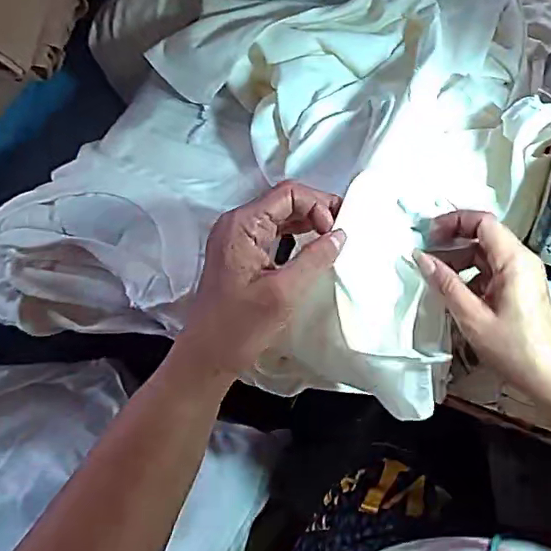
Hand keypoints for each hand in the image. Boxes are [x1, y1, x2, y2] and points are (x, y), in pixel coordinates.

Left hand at [176, 181, 344, 376]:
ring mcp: (236, 238)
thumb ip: (314, 259)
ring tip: (333, 238)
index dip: (317, 205)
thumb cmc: (239, 327)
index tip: (334, 232)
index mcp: (241, 226)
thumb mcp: (284, 292)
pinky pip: (273, 231)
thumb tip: (340, 236)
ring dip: (309, 221)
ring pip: (281, 214)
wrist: (207, 356)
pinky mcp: (240, 252)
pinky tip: (314, 248)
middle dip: (317, 209)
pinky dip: (297, 234)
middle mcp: (236, 224)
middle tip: (342, 230)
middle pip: (285, 199)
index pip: (288, 194)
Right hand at [414, 210, 550, 402]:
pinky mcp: (520, 289)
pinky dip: (471, 275)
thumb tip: (423, 259)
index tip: (430, 233)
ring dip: (460, 259)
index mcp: (515, 260)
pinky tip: (453, 291)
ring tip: (435, 275)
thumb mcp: (472, 316)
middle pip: (484, 235)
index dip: (453, 221)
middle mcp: (522, 261)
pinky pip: (492, 270)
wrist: (549, 376)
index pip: (483, 221)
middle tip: (427, 253)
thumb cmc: (517, 350)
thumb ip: (445, 284)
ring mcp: (523, 275)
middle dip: (453, 240)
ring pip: (486, 254)